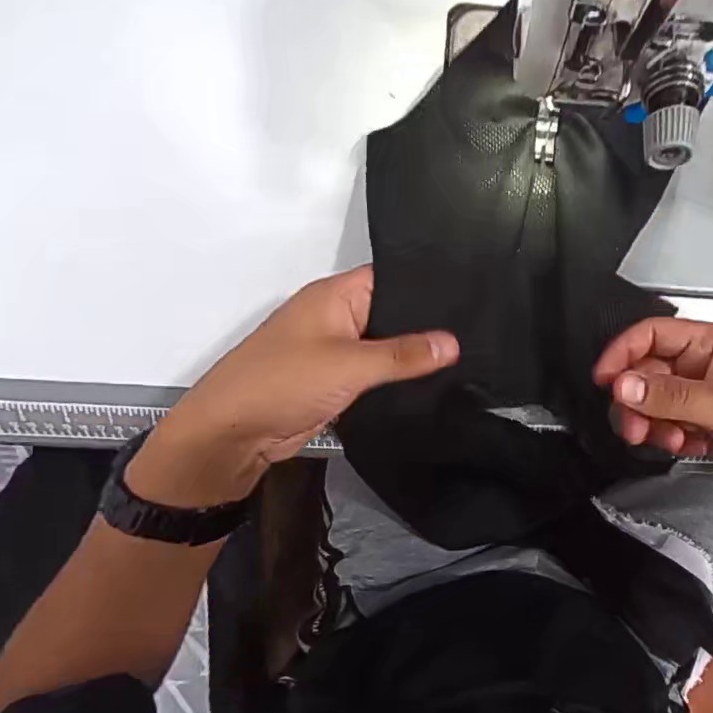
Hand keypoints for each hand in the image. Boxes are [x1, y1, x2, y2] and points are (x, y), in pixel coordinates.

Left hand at [126, 265, 456, 505]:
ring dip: (414, 357)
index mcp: (334, 297)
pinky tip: (433, 385)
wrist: (235, 434)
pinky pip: (378, 375)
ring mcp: (338, 351)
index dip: (428, 286)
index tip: (471, 296)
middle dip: (428, 326)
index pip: (391, 279)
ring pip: (387, 348)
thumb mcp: (350, 364)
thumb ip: (403, 355)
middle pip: (393, 314)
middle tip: (478, 333)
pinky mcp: (339, 382)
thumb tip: (452, 343)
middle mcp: (337, 318)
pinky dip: (399, 380)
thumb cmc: (282, 383)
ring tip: (466, 359)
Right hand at [591, 317, 712, 492]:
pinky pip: (667, 426)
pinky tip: (687, 444)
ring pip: (653, 403)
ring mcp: (704, 396)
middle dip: (635, 400)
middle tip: (634, 424)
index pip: (653, 334)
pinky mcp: (704, 423)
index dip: (624, 353)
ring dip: (650, 423)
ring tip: (665, 438)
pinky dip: (668, 438)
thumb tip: (627, 384)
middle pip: (647, 373)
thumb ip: (672, 396)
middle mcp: (706, 366)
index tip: (605, 378)